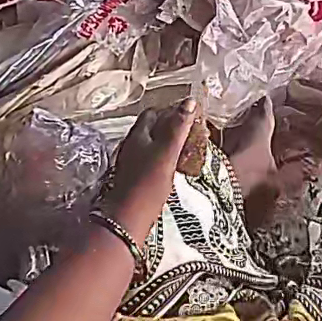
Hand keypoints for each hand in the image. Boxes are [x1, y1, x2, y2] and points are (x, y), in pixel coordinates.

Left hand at [105, 99, 198, 231]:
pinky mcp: (136, 176)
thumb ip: (178, 127)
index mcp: (138, 134)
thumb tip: (190, 101)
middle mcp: (132, 144)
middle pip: (153, 127)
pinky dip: (166, 157)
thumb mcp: (167, 153)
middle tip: (194, 132)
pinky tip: (176, 166)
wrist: (128, 218)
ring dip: (170, 142)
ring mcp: (133, 160)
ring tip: (189, 148)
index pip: (154, 112)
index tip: (192, 116)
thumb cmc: (148, 184)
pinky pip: (152, 158)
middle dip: (172, 126)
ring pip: (153, 143)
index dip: (172, 110)